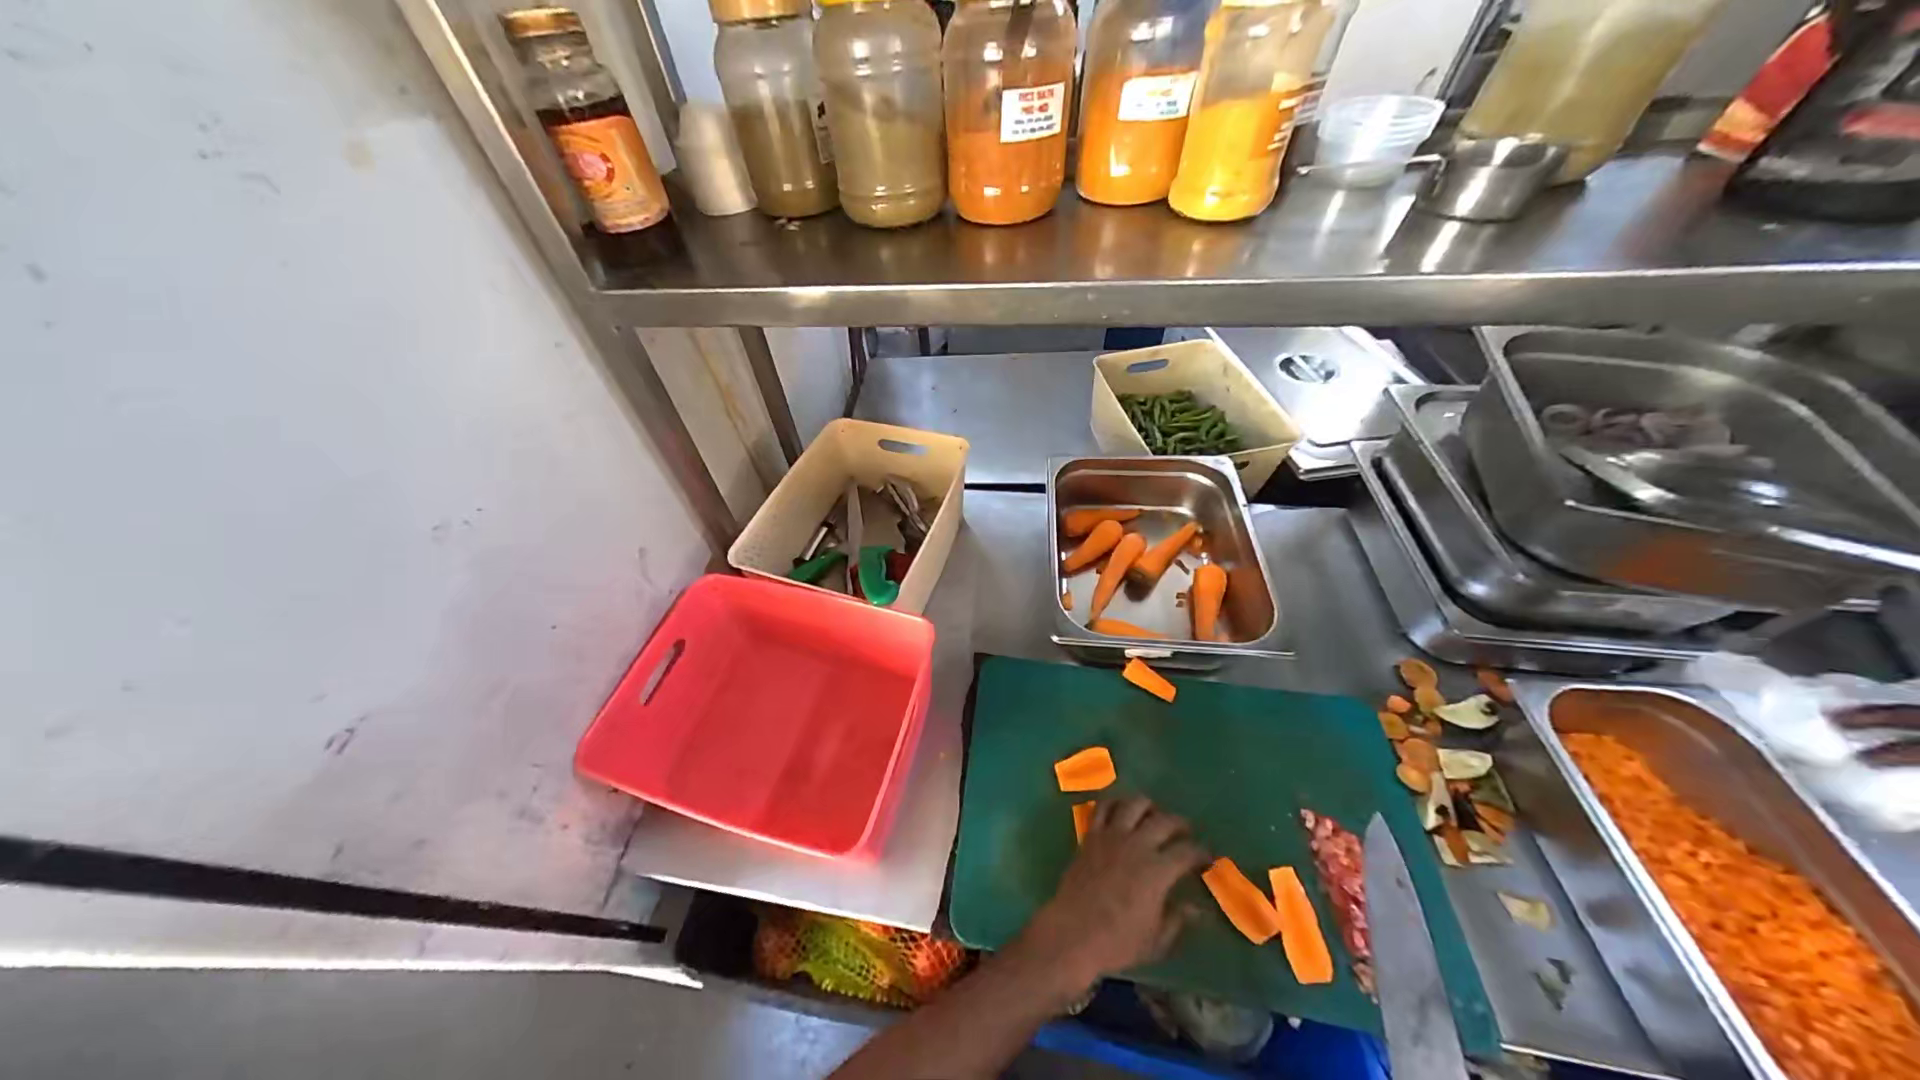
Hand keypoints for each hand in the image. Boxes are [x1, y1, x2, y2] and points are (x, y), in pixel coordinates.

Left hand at [1005, 796, 1209, 999]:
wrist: (1072, 933)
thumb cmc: (1117, 942)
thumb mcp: (1156, 940)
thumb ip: (1178, 919)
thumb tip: (1197, 909)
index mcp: (1158, 871)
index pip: (1187, 851)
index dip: (1201, 852)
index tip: (1206, 858)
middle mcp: (1136, 845)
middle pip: (1164, 820)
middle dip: (1180, 824)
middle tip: (1184, 833)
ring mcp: (1111, 836)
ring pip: (1133, 804)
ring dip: (1148, 807)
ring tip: (1152, 816)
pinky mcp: (1090, 836)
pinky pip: (1102, 808)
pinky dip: (1114, 803)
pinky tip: (1120, 811)